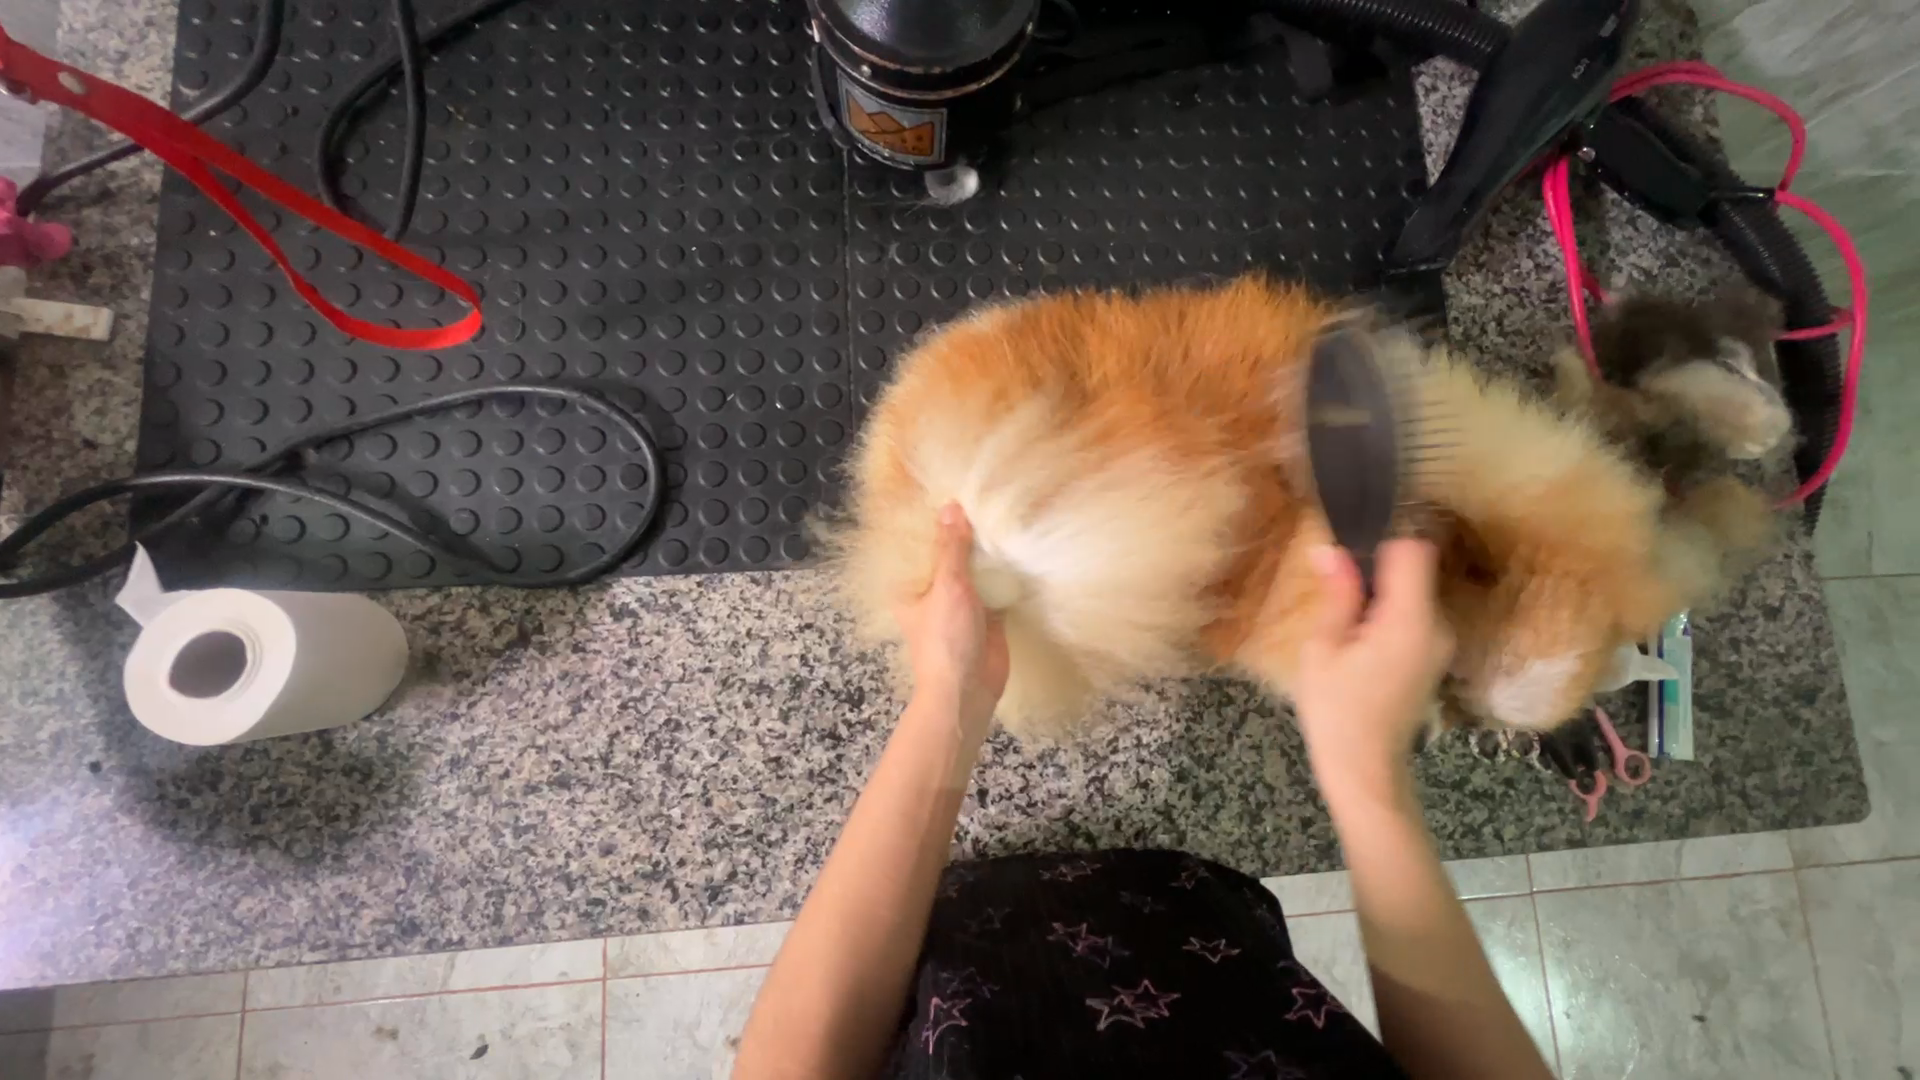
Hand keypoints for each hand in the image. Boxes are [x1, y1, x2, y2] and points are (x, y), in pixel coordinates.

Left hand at [894, 503, 1009, 739]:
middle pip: (948, 555)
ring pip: (973, 570)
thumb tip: (951, 506)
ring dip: (987, 552)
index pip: (918, 545)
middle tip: (982, 496)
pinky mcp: (986, 614)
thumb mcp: (947, 586)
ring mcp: (960, 603)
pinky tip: (1019, 546)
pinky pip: (995, 586)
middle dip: (964, 534)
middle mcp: (933, 591)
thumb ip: (951, 548)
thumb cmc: (946, 640)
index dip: (930, 522)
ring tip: (1003, 513)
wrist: (969, 691)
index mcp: (910, 586)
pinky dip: (1005, 572)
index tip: (945, 492)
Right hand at [1292, 539, 1453, 806]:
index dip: (1380, 542)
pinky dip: (1388, 615)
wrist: (1366, 769)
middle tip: (1333, 591)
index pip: (1414, 551)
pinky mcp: (1434, 657)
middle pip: (1414, 571)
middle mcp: (1438, 626)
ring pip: (1414, 594)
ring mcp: (1441, 643)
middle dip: (1375, 572)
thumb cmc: (1336, 709)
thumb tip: (1331, 550)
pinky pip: (1414, 617)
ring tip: (1343, 620)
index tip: (1347, 552)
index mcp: (1411, 620)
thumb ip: (1337, 595)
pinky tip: (1358, 639)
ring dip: (1380, 595)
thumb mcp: (1323, 647)